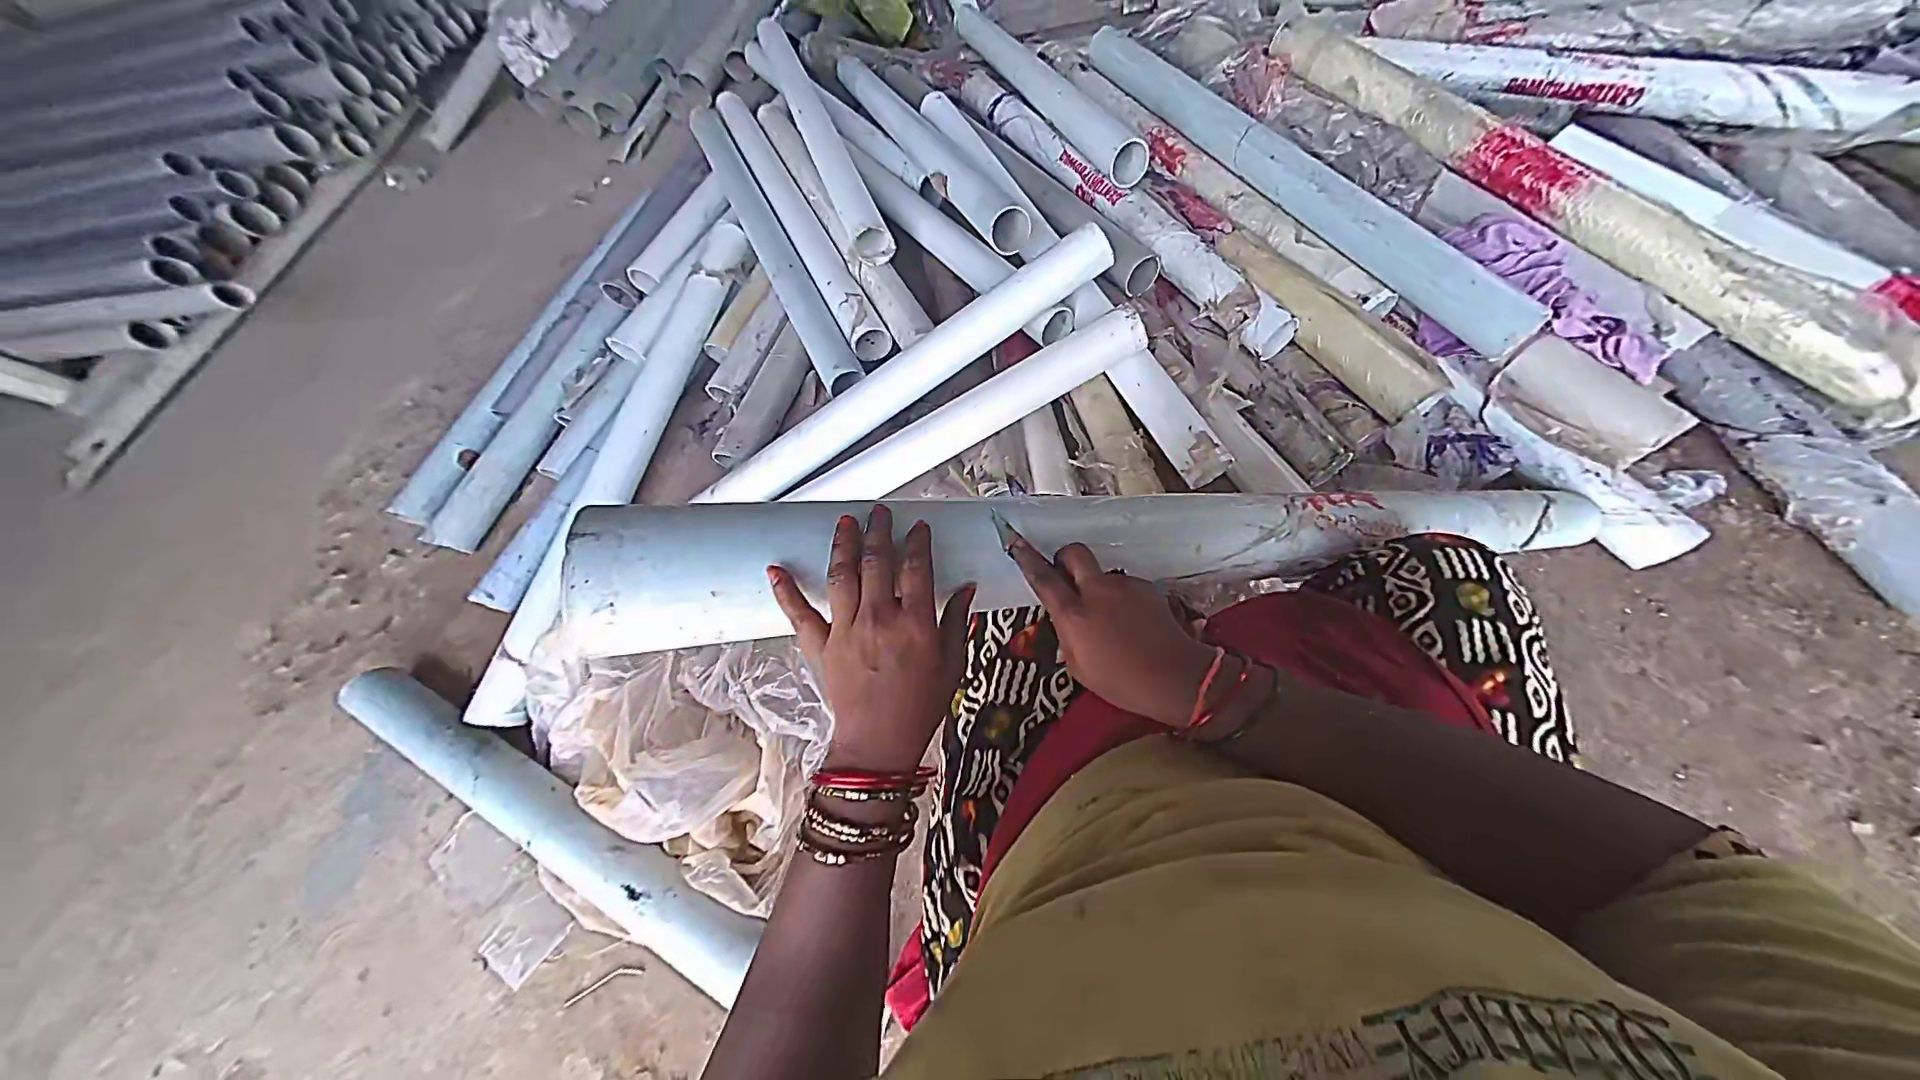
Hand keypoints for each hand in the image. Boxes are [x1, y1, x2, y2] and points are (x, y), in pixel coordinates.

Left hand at [768, 506, 975, 773]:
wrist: (879, 741)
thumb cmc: (920, 705)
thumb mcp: (952, 663)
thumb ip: (956, 621)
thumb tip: (966, 589)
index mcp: (915, 623)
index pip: (916, 566)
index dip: (917, 541)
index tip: (917, 528)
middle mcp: (879, 618)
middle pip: (877, 560)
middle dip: (879, 531)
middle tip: (880, 514)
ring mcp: (846, 629)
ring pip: (842, 574)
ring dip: (843, 543)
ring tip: (845, 522)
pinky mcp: (821, 645)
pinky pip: (799, 613)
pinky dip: (785, 590)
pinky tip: (776, 569)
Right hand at [1007, 536, 1218, 726]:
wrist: (1176, 677)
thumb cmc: (1122, 682)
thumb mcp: (1079, 667)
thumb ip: (1067, 634)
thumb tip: (1065, 618)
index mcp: (1074, 615)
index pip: (1044, 578)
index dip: (1027, 560)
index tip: (1017, 545)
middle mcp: (1097, 592)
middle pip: (1073, 553)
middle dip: (1064, 559)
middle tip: (1065, 577)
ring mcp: (1125, 586)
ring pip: (1101, 574)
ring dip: (1097, 588)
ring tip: (1110, 621)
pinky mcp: (1147, 588)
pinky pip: (1124, 586)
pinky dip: (1121, 599)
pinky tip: (1131, 624)